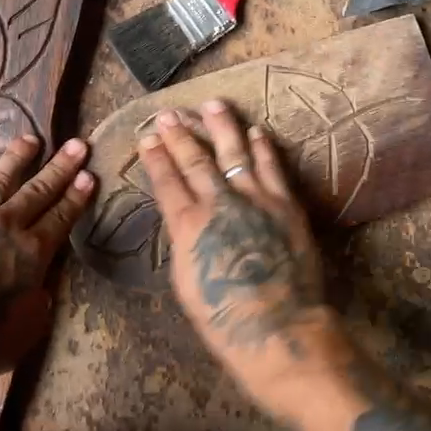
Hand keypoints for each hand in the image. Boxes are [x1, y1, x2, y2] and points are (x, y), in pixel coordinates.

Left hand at [0, 134, 94, 383]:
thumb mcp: (20, 335)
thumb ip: (35, 308)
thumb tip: (40, 292)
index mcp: (31, 254)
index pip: (61, 218)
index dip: (77, 197)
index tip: (89, 174)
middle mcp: (6, 226)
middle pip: (38, 191)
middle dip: (60, 167)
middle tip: (77, 144)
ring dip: (16, 159)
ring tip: (31, 139)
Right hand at [133, 100, 341, 392]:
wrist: (277, 326)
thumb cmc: (224, 318)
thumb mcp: (186, 280)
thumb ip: (186, 239)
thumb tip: (185, 215)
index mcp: (188, 226)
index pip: (166, 181)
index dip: (156, 158)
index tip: (146, 137)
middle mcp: (218, 203)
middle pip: (195, 160)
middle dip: (179, 134)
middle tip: (168, 114)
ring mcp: (254, 198)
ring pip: (234, 151)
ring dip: (221, 126)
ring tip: (213, 104)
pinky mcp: (284, 203)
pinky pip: (271, 166)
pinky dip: (262, 147)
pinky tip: (256, 131)